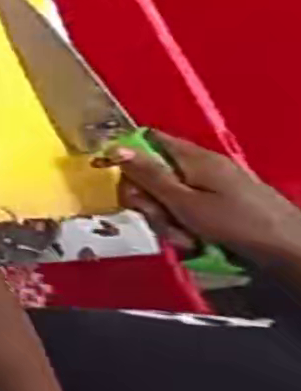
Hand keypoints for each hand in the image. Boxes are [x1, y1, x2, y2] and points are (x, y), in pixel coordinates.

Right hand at [109, 131, 300, 266]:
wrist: (292, 250)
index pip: (150, 139)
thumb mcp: (181, 201)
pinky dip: (178, 218)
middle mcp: (206, 165)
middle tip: (148, 211)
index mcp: (196, 159)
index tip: (108, 170)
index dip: (125, 151)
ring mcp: (216, 183)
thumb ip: (147, 174)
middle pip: (153, 170)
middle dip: (143, 193)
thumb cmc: (234, 223)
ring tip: (177, 230)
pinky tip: (189, 233)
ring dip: (161, 212)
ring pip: (165, 191)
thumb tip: (114, 148)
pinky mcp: (222, 200)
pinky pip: (184, 202)